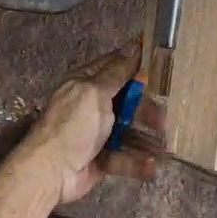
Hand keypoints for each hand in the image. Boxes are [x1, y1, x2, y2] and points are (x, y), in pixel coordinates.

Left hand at [18, 44, 161, 204]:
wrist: (50, 172)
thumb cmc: (72, 126)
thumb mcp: (94, 93)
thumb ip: (117, 72)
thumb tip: (133, 45)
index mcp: (85, 83)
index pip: (115, 66)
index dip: (138, 64)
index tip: (165, 63)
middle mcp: (92, 105)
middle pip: (128, 100)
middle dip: (148, 108)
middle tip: (164, 117)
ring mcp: (97, 133)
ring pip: (130, 130)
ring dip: (148, 138)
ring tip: (165, 145)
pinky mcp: (103, 158)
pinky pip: (125, 157)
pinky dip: (138, 162)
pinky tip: (152, 166)